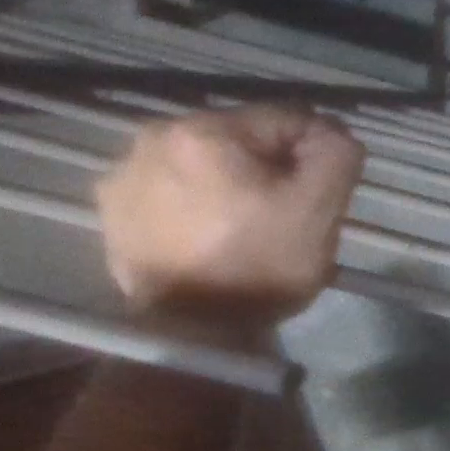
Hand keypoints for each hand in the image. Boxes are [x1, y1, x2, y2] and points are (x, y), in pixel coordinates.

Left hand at [95, 105, 363, 325]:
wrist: (193, 330)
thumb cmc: (262, 263)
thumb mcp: (321, 208)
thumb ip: (336, 155)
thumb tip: (332, 132)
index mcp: (205, 131)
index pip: (287, 120)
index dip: (317, 156)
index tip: (323, 197)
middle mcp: (152, 138)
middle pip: (242, 141)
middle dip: (271, 170)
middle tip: (288, 215)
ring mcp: (123, 174)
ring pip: (206, 164)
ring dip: (233, 184)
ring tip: (250, 227)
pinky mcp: (113, 209)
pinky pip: (172, 190)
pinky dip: (198, 204)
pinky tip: (213, 236)